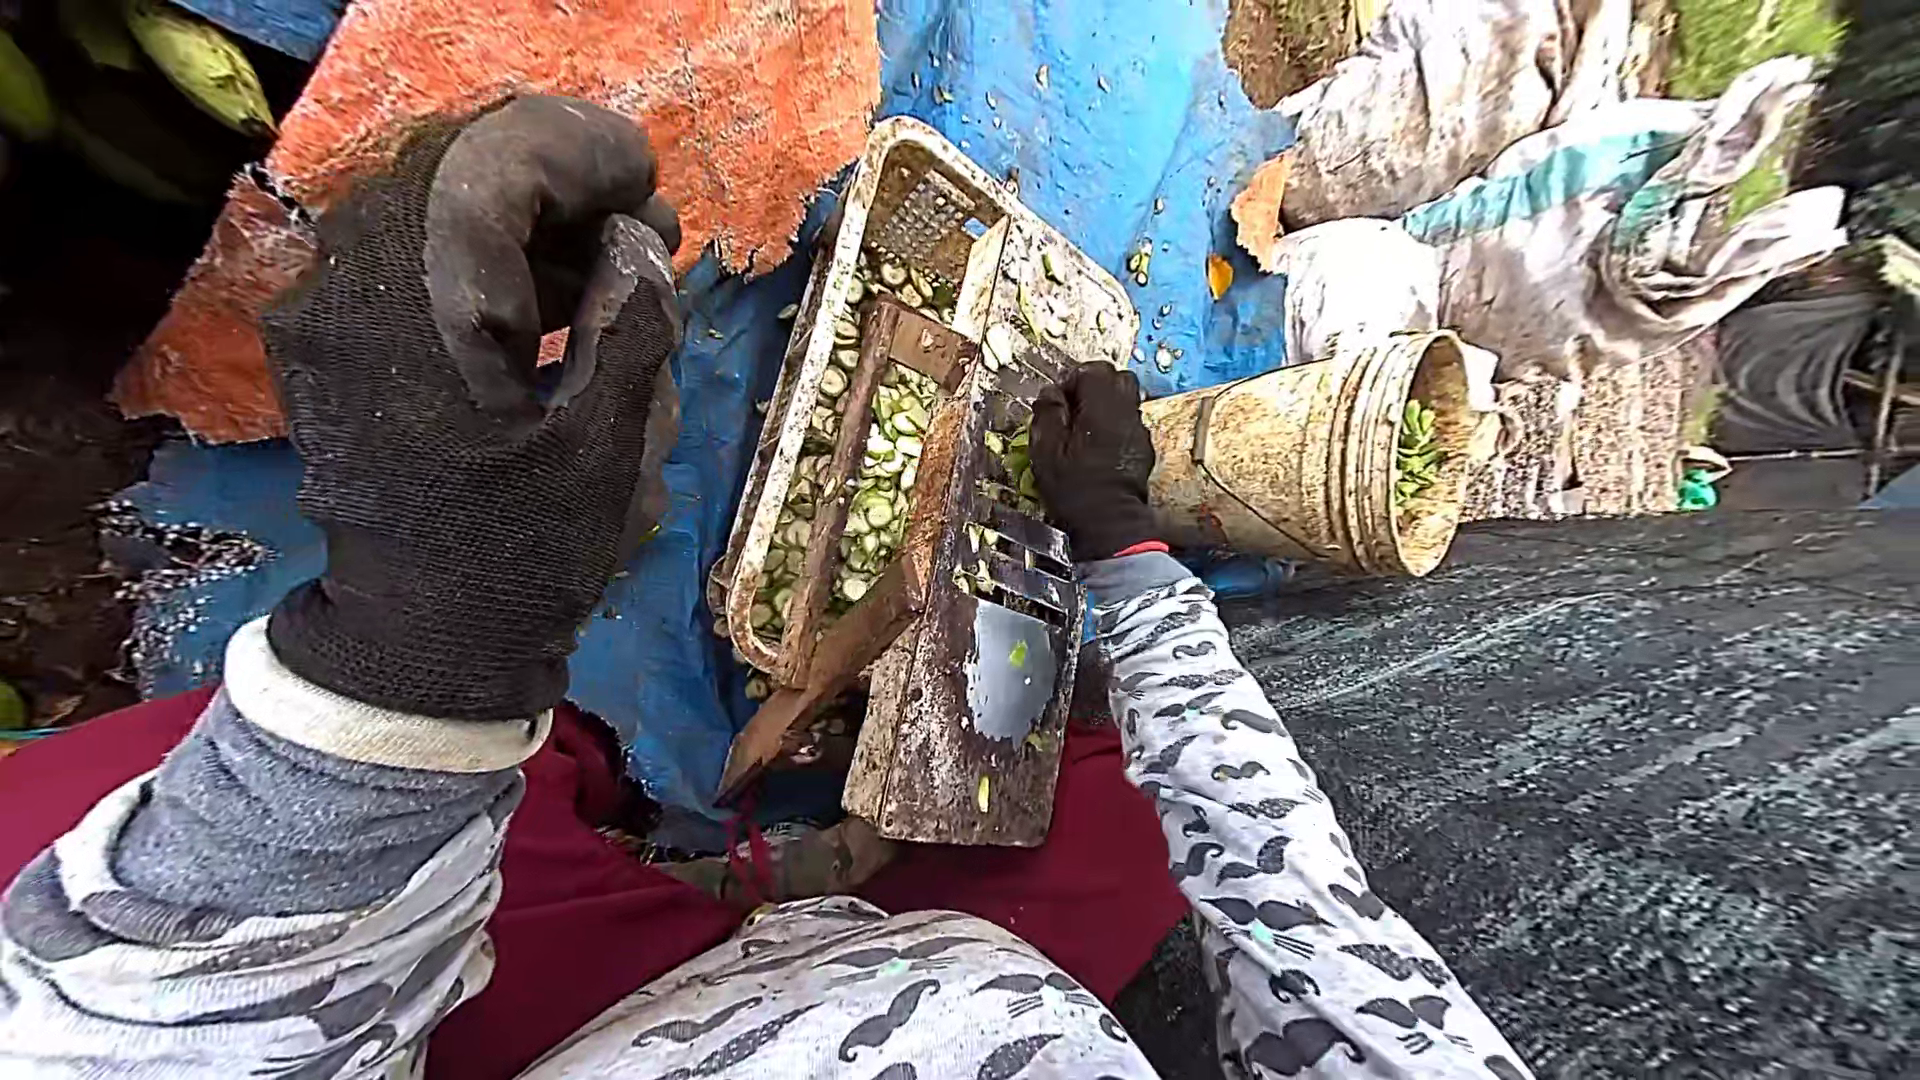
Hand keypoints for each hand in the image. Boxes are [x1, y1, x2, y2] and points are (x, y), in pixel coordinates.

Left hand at [262, 96, 682, 719]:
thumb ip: (632, 335)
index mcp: (414, 321)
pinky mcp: (369, 345)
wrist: (439, 633)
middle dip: (567, 187)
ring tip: (631, 267)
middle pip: (457, 179)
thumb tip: (639, 245)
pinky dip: (517, 271)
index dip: (577, 151)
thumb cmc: (530, 555)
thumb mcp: (606, 453)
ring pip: (448, 220)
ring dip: (548, 230)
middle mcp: (353, 295)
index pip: (482, 170)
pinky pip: (441, 269)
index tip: (652, 179)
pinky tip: (579, 307)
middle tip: (655, 226)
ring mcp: (349, 318)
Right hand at [1030, 364, 1159, 559]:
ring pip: (1126, 398)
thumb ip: (1047, 414)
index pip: (1092, 371)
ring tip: (1083, 427)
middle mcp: (1127, 414)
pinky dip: (1114, 424)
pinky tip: (1098, 446)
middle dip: (1092, 386)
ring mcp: (1139, 431)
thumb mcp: (1046, 451)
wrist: (1109, 525)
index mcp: (1103, 409)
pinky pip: (1129, 422)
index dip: (1071, 381)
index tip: (1057, 403)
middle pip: (1116, 378)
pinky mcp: (1143, 449)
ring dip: (1104, 405)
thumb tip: (1050, 394)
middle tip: (1072, 409)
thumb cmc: (1074, 489)